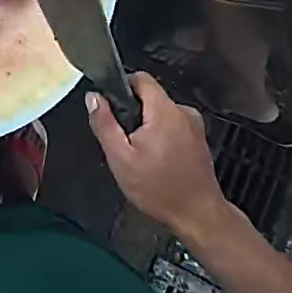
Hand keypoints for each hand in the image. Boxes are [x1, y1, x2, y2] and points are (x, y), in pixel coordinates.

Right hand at [87, 73, 228, 237]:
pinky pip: (173, 126)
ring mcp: (194, 125)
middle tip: (125, 142)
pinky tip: (158, 162)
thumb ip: (104, 124)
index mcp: (164, 111)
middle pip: (150, 97)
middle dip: (134, 114)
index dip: (122, 86)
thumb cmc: (159, 189)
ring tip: (142, 157)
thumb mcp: (120, 158)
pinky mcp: (198, 138)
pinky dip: (162, 137)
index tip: (113, 106)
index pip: (141, 78)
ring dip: (148, 127)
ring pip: (161, 113)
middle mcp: (183, 112)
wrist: (197, 214)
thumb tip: (93, 98)